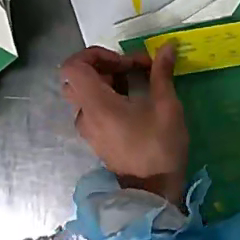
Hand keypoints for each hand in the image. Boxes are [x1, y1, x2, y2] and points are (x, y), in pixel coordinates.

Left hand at [59, 44, 188, 205]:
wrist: (154, 192)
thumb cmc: (160, 148)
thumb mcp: (167, 107)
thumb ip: (162, 73)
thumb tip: (167, 47)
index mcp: (96, 105)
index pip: (73, 67)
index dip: (95, 55)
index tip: (123, 62)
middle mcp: (85, 115)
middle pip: (77, 78)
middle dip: (103, 67)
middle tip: (131, 69)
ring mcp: (87, 129)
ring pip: (85, 94)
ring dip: (107, 81)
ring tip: (137, 84)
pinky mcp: (95, 138)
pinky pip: (93, 109)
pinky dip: (108, 97)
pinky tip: (134, 102)